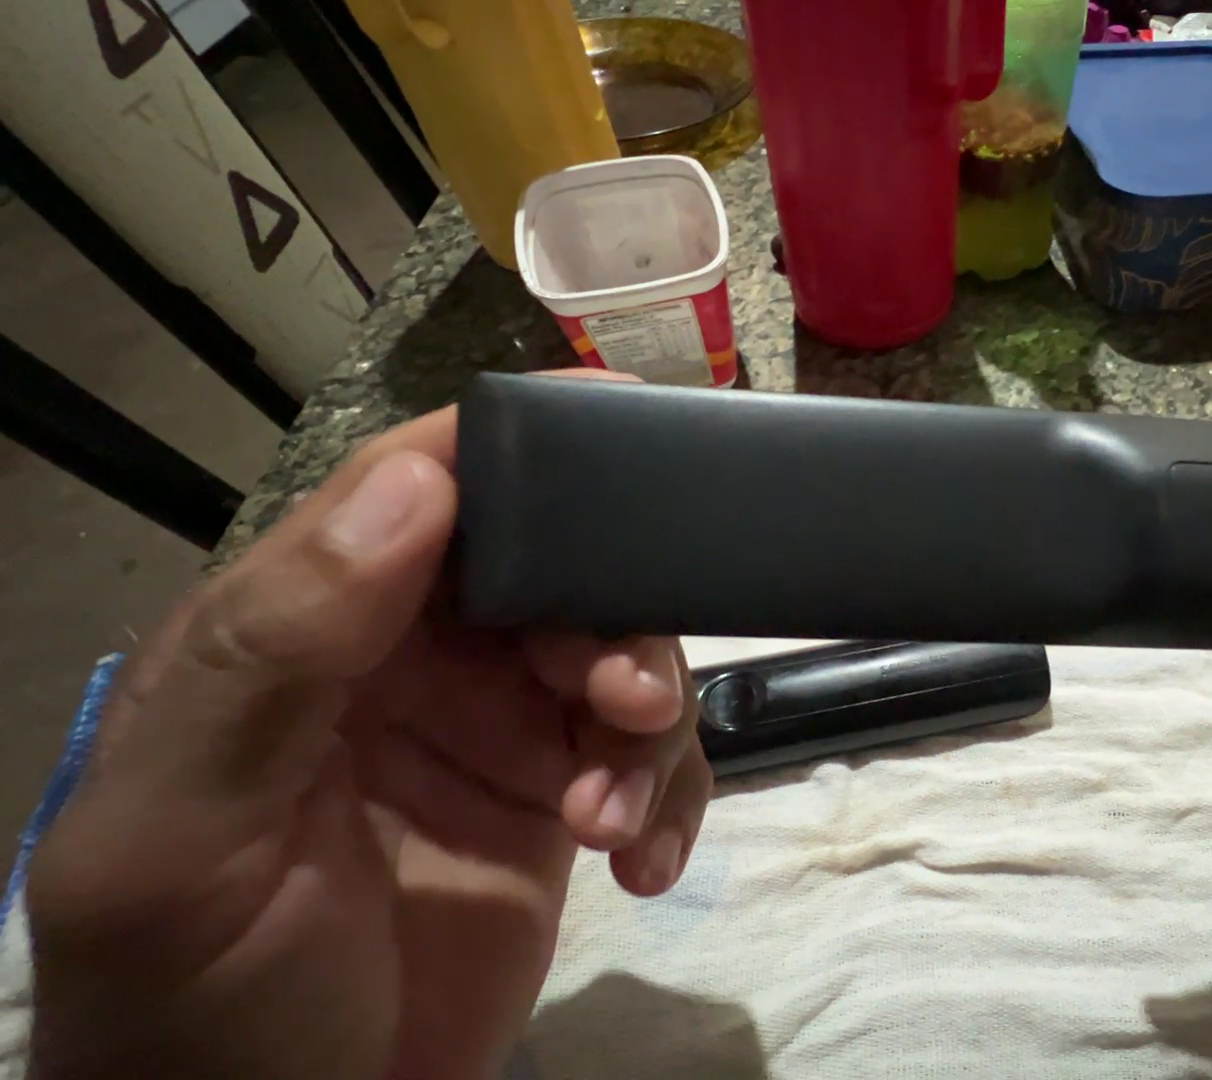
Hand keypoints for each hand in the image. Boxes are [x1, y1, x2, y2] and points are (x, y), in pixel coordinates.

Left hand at [27, 375, 711, 1079]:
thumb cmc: (204, 1005)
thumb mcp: (189, 836)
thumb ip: (279, 651)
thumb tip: (418, 485)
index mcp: (319, 631)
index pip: (424, 492)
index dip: (516, 457)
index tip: (619, 441)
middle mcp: (428, 661)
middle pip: (565, 582)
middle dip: (615, 634)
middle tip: (626, 707)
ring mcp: (511, 730)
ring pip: (629, 666)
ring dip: (649, 733)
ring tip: (615, 820)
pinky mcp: (573, 795)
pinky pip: (658, 760)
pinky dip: (674, 798)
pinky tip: (647, 861)